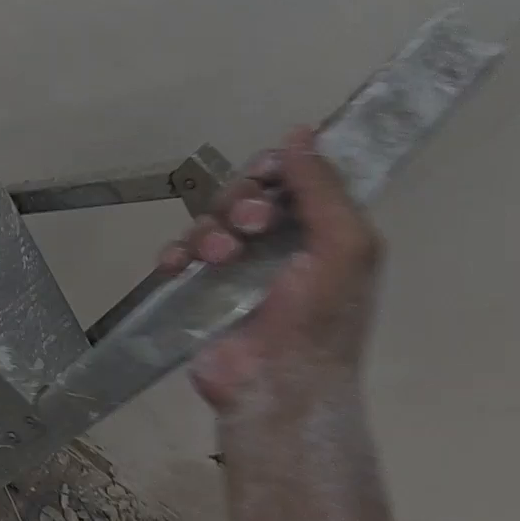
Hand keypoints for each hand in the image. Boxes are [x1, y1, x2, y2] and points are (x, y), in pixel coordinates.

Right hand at [155, 126, 384, 416]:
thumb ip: (324, 188)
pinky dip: (174, 255)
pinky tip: (174, 267)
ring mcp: (234, 271)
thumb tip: (299, 134)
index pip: (291, 179)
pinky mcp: (199, 295)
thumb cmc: (320, 320)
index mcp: (319, 230)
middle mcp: (276, 245)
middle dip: (241, 203)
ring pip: (208, 224)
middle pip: (243, 196)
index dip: (275, 171)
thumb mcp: (345, 245)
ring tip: (218, 258)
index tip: (268, 178)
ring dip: (209, 231)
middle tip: (251, 227)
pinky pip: (178, 258)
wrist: (275, 386)